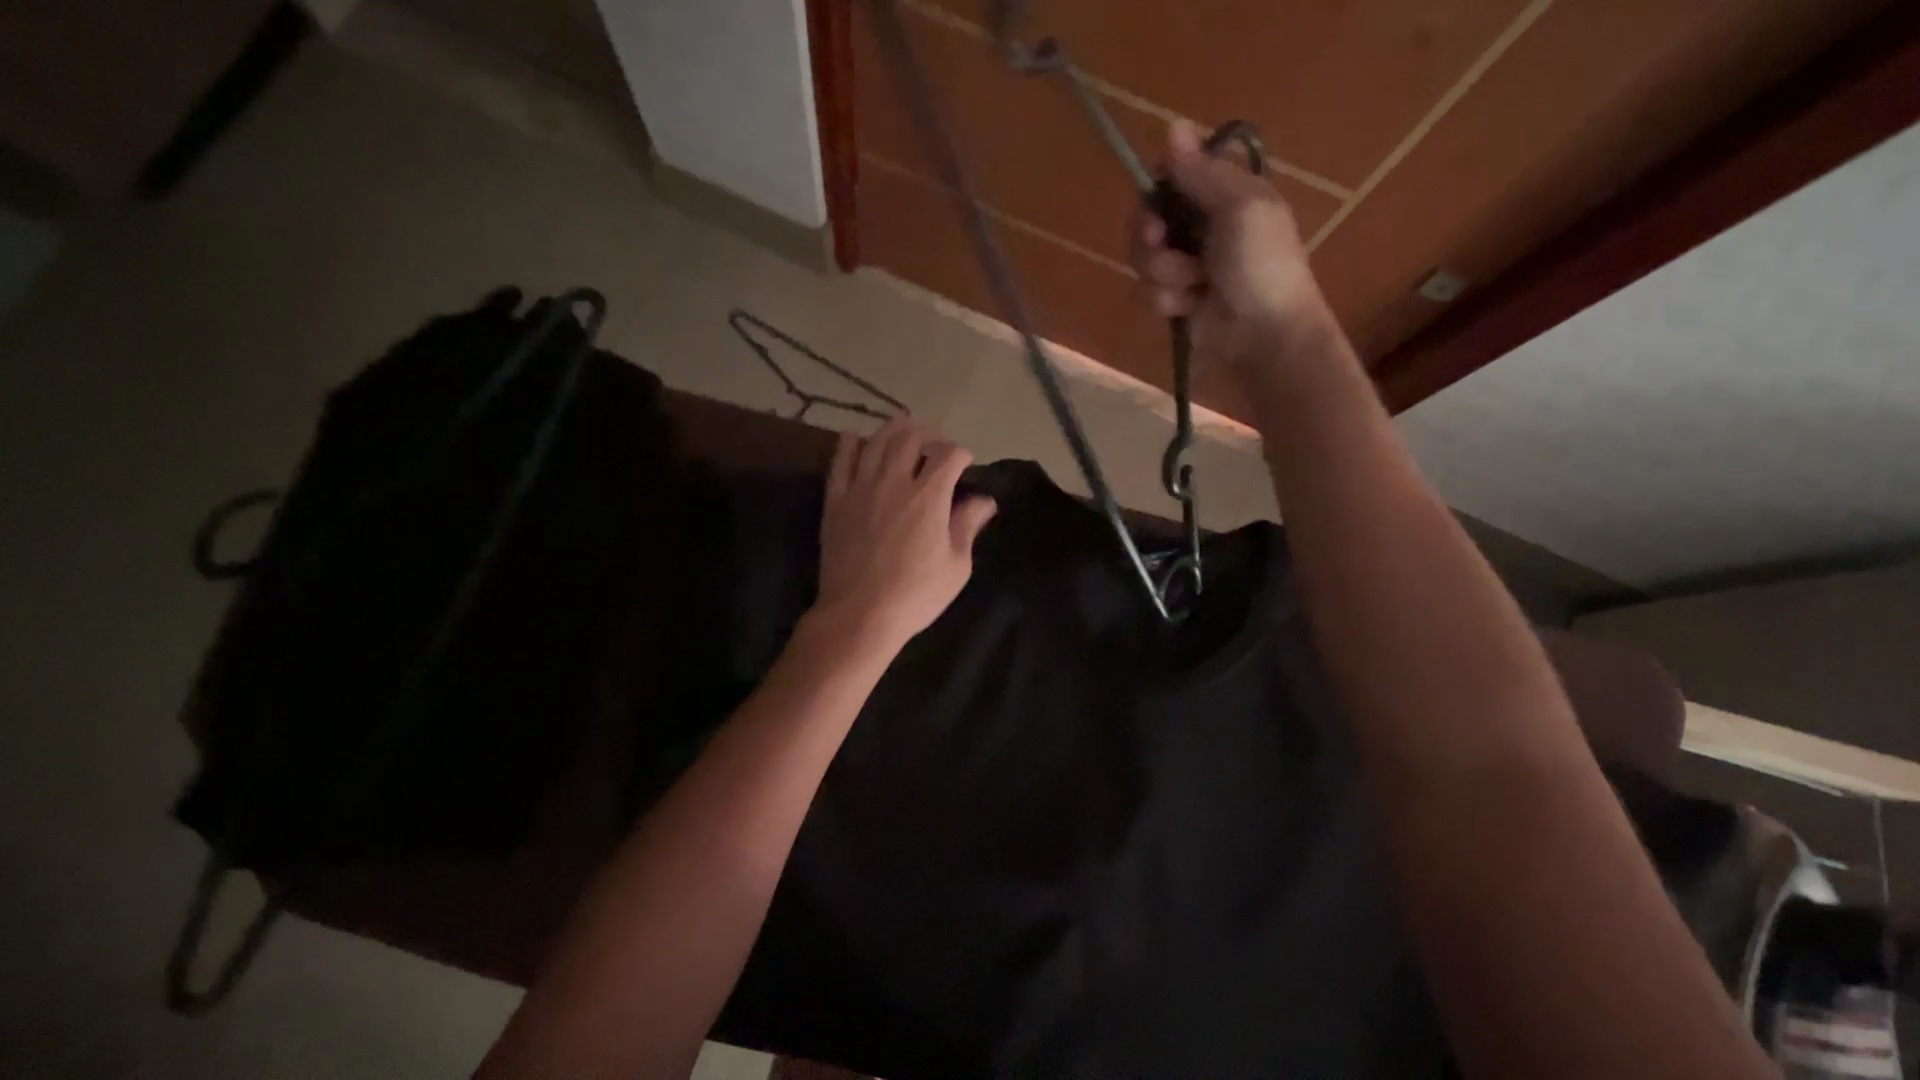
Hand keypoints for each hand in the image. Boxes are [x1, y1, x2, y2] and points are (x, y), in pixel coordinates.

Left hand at [813, 419, 997, 650]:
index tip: (965, 463)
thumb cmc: (916, 594)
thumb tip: (983, 501)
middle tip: (936, 444)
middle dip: (929, 434)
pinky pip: (840, 461)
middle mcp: (895, 481)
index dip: (961, 453)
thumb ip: (967, 526)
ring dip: (893, 430)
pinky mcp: (836, 500)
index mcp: (929, 496)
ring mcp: (861, 488)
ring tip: (903, 430)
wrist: (860, 614)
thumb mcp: (956, 566)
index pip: (949, 455)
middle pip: (911, 437)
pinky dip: (850, 444)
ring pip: (876, 441)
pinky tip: (856, 438)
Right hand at [1131, 120, 1338, 369]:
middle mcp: (1203, 223)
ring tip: (1192, 284)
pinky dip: (1166, 299)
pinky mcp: (1175, 298)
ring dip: (1162, 271)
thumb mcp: (1241, 205)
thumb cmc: (1261, 263)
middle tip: (1160, 241)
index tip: (1160, 190)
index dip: (1161, 179)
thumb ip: (1204, 170)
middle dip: (1150, 231)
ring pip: (1143, 253)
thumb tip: (1174, 125)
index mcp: (1226, 192)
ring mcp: (1187, 262)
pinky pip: (1147, 289)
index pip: (1177, 169)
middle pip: (1150, 212)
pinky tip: (1189, 307)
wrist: (1264, 334)